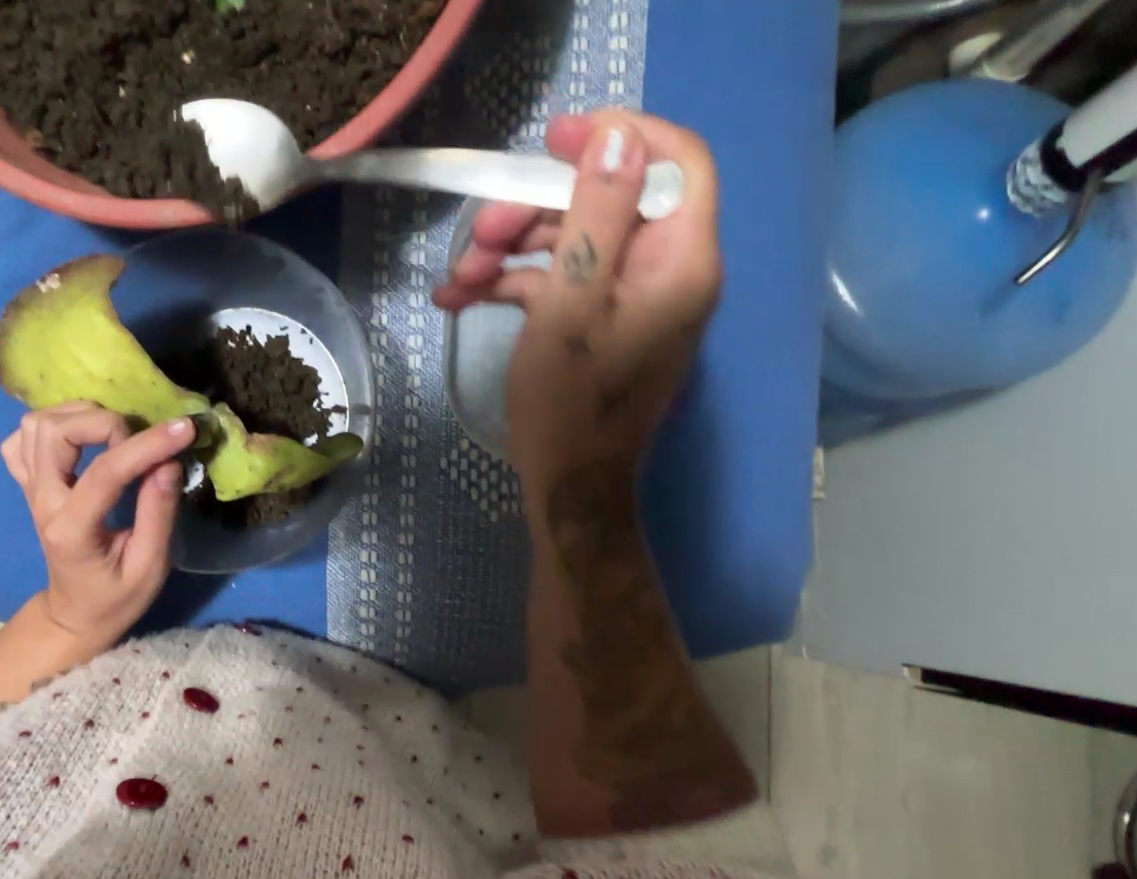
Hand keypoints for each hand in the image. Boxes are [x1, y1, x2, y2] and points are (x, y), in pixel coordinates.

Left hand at [0, 404, 195, 647]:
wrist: (74, 613)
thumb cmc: (116, 597)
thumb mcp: (149, 567)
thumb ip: (158, 514)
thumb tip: (169, 463)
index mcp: (72, 530)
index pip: (105, 472)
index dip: (147, 445)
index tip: (184, 429)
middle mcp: (42, 502)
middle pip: (54, 433)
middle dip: (104, 421)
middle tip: (138, 438)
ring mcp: (29, 490)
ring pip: (35, 425)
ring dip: (79, 416)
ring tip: (116, 432)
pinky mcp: (28, 484)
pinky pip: (22, 437)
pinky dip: (53, 424)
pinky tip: (82, 438)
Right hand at [433, 110, 720, 482]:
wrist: (569, 484)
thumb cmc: (569, 405)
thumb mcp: (571, 305)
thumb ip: (596, 216)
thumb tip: (615, 135)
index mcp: (679, 262)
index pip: (674, 161)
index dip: (616, 138)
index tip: (550, 142)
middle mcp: (668, 271)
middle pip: (609, 201)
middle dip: (535, 211)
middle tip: (477, 234)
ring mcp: (636, 298)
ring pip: (578, 240)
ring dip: (513, 251)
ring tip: (457, 280)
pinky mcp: (607, 321)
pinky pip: (566, 280)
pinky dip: (516, 283)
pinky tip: (461, 297)